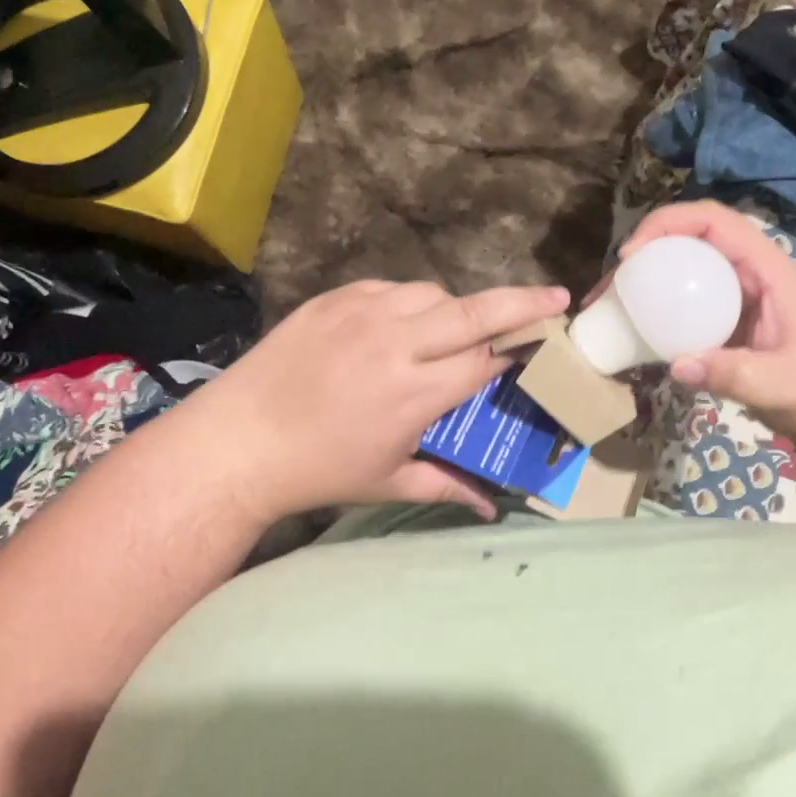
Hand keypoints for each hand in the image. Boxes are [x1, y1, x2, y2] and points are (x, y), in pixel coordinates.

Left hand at [182, 280, 571, 524]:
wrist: (238, 441)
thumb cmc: (319, 470)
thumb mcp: (389, 481)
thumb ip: (449, 485)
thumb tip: (494, 506)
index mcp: (415, 393)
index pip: (486, 361)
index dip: (518, 354)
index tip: (544, 346)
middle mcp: (397, 343)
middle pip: (476, 311)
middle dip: (523, 302)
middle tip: (557, 295)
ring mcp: (363, 313)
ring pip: (433, 293)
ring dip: (454, 309)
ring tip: (452, 331)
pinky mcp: (334, 299)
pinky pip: (391, 290)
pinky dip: (409, 303)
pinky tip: (401, 327)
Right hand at [619, 201, 795, 440]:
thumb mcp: (784, 383)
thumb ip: (733, 374)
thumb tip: (675, 364)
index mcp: (767, 270)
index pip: (714, 222)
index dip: (669, 224)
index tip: (632, 255)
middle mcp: (748, 278)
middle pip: (690, 244)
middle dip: (644, 255)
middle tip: (606, 288)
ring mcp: (737, 304)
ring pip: (684, 277)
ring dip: (645, 286)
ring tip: (607, 310)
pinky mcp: (728, 331)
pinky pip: (686, 311)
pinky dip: (657, 317)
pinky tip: (633, 339)